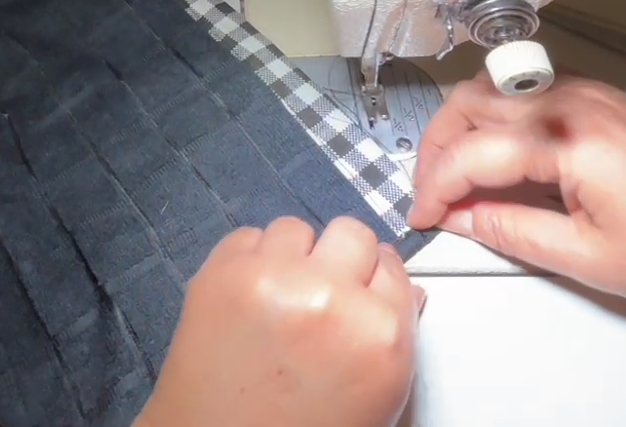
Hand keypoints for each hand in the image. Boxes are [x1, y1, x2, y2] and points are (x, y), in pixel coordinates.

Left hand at [137, 216, 422, 426]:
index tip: (360, 287)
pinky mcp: (223, 267)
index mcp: (378, 334)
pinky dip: (250, 258)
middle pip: (351, 232)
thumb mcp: (373, 398)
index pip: (392, 265)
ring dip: (292, 255)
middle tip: (322, 287)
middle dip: (340, 257)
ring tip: (280, 295)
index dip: (374, 278)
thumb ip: (390, 335)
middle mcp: (328, 295)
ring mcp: (271, 275)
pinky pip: (248, 235)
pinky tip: (248, 295)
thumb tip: (403, 288)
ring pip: (295, 228)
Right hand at [407, 71, 625, 339]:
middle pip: (469, 102)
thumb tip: (459, 217)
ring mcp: (586, 92)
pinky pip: (524, 95)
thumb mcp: (592, 260)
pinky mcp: (599, 99)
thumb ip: (510, 230)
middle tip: (431, 192)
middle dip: (436, 146)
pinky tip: (499, 159)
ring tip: (457, 177)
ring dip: (460, 127)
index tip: (421, 216)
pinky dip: (494, 120)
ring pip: (491, 90)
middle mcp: (570, 99)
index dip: (434, 186)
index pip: (471, 152)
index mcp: (568, 137)